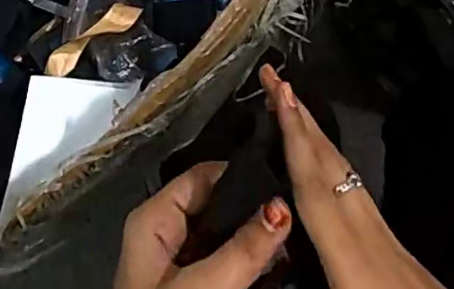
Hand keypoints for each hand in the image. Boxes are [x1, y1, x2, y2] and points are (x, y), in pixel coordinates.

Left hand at [114, 161, 292, 288]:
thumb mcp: (203, 286)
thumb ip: (242, 249)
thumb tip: (280, 206)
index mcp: (154, 220)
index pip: (202, 177)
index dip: (239, 175)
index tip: (282, 177)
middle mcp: (166, 237)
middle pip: (215, 209)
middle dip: (253, 212)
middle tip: (298, 213)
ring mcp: (179, 270)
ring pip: (224, 243)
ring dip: (256, 244)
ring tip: (298, 238)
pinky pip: (226, 272)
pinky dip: (251, 271)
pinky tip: (282, 272)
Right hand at [258, 64, 445, 288]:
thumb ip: (309, 275)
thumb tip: (268, 253)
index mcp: (352, 261)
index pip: (314, 187)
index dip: (294, 137)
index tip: (281, 91)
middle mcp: (372, 238)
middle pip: (331, 166)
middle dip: (300, 117)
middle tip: (274, 77)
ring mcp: (390, 243)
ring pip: (346, 176)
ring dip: (314, 135)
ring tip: (290, 104)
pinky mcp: (400, 253)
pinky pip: (358, 192)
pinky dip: (332, 163)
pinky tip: (323, 162)